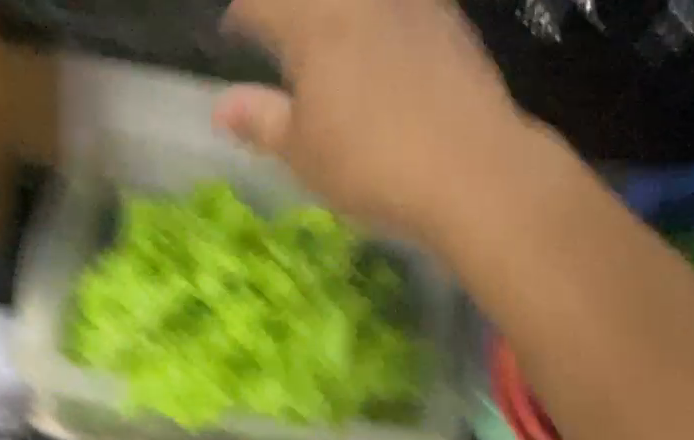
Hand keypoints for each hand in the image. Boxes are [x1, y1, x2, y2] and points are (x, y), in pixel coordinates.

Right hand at [214, 0, 533, 245]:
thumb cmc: (371, 165)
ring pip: (360, 4)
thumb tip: (222, 106)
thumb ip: (262, 121)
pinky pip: (401, 8)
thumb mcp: (303, 154)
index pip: (261, 4)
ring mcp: (412, 4)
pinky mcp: (450, 23)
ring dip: (338, 16)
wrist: (472, 169)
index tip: (234, 36)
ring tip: (331, 51)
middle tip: (282, 41)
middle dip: (291, 12)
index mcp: (314, 25)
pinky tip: (383, 53)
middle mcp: (363, 0)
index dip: (242, 18)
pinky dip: (380, 22)